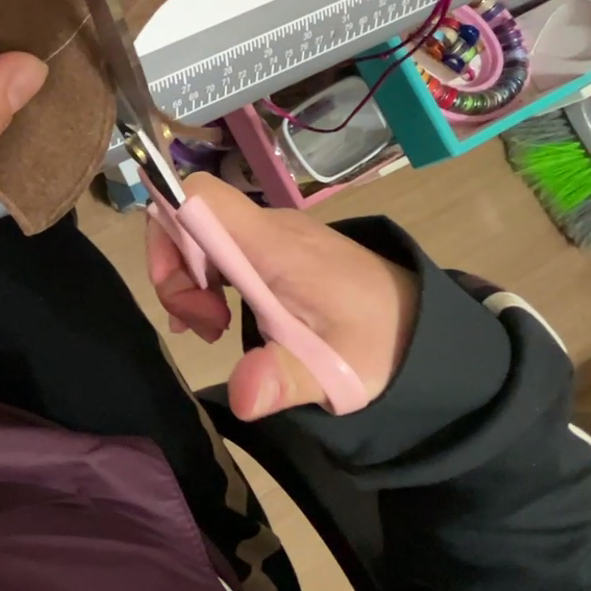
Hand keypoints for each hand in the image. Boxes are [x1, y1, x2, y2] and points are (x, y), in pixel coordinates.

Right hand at [147, 173, 417, 419]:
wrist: (421, 324)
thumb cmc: (379, 340)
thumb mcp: (334, 371)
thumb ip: (285, 378)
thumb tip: (242, 397)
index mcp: (273, 245)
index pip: (201, 194)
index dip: (169, 229)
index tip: (178, 288)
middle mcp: (264, 229)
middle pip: (187, 219)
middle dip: (175, 274)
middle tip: (202, 325)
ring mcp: (267, 238)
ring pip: (197, 237)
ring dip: (188, 284)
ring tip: (214, 330)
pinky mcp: (270, 251)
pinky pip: (216, 250)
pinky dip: (202, 283)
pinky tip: (219, 320)